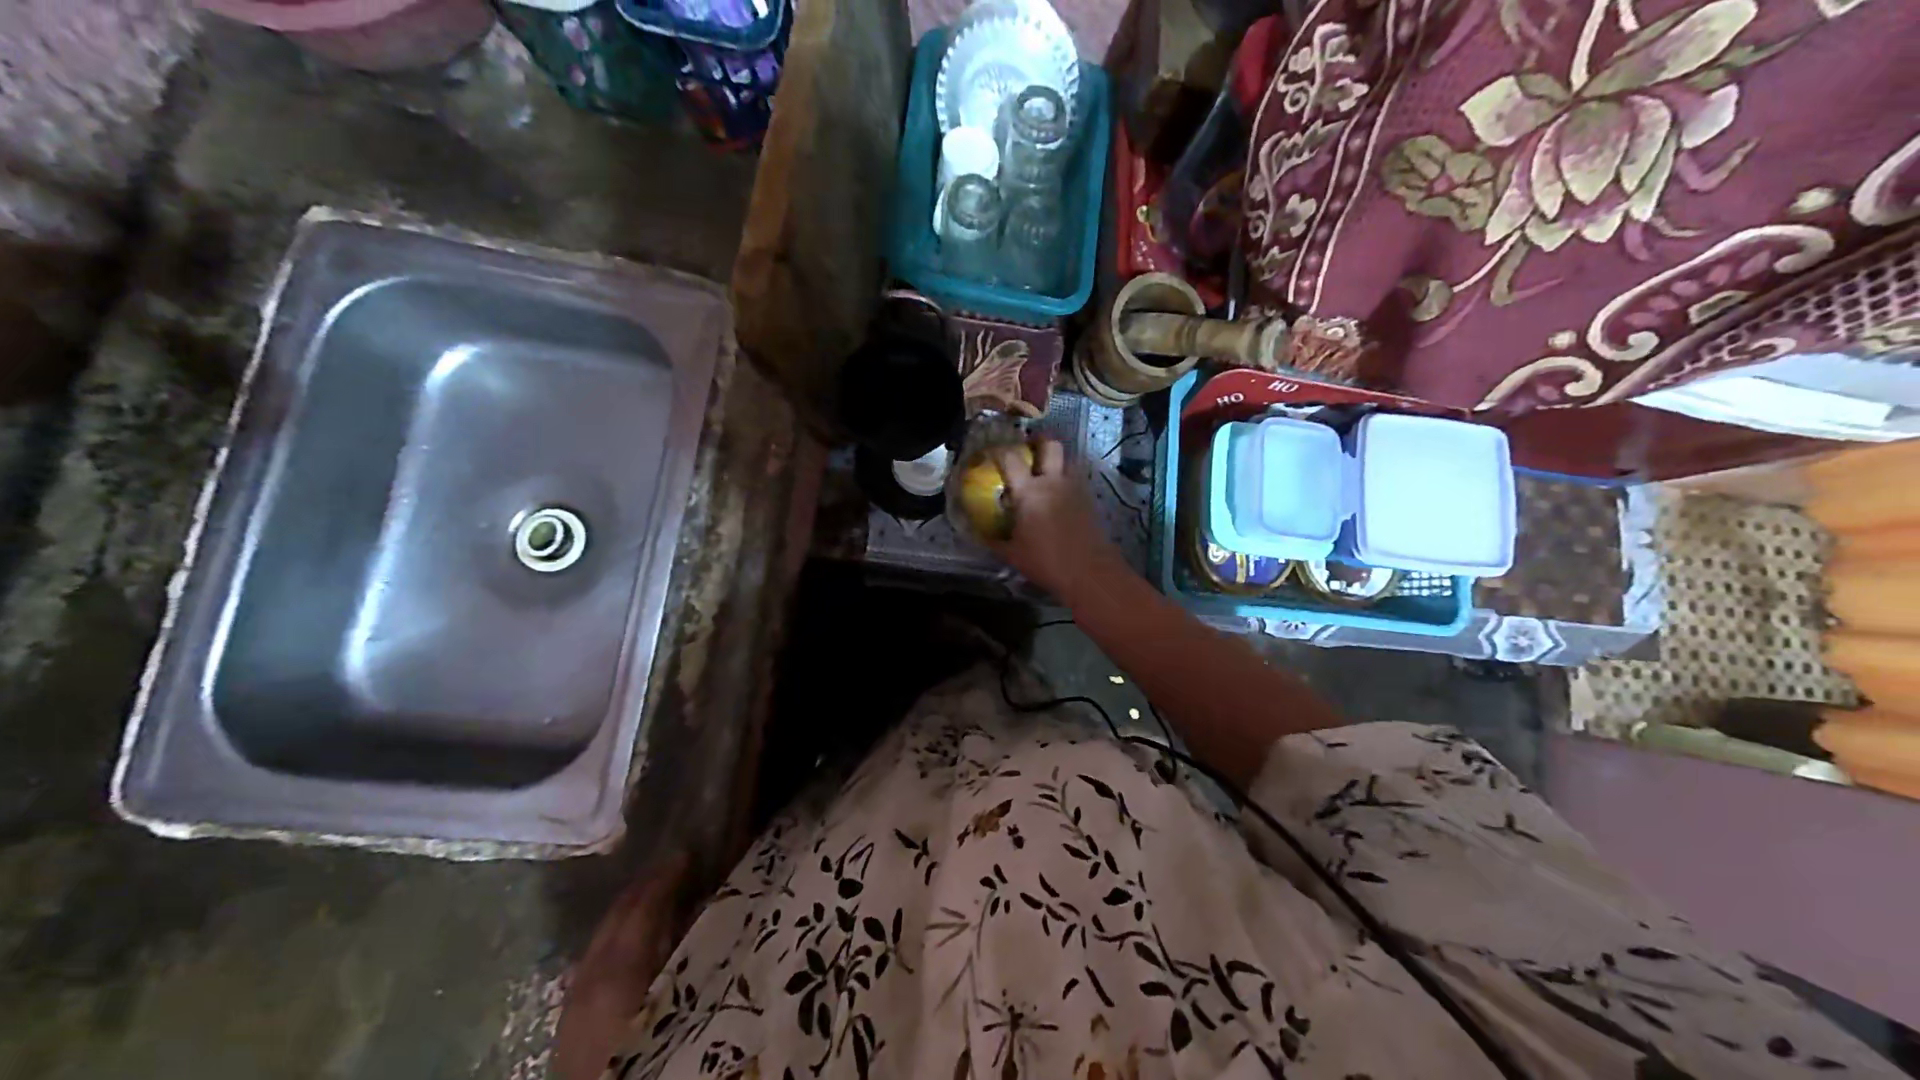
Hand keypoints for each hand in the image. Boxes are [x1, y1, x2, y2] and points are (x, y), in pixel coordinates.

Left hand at [554, 854, 689, 1079]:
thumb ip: (691, 958)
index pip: (642, 907)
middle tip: (674, 865)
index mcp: (617, 971)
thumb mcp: (679, 1005)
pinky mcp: (569, 1020)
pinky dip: (618, 937)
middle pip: (617, 916)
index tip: (686, 853)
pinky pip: (596, 958)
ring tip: (659, 894)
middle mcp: (590, 975)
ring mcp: (574, 998)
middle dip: (645, 885)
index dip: (665, 877)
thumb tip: (708, 915)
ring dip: (631, 909)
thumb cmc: (646, 1057)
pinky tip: (634, 939)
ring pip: (604, 935)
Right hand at [989, 439, 1122, 598]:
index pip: (1010, 458)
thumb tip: (979, 534)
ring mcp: (1075, 488)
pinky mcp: (1089, 499)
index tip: (991, 453)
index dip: (998, 450)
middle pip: (1050, 444)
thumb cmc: (1046, 562)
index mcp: (1029, 491)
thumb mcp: (1012, 555)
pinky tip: (1060, 495)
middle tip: (1028, 447)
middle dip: (1039, 440)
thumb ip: (994, 541)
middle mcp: (1053, 482)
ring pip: (1068, 459)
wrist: (1090, 572)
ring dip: (1057, 459)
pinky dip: (1067, 479)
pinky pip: (1077, 478)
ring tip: (1046, 471)